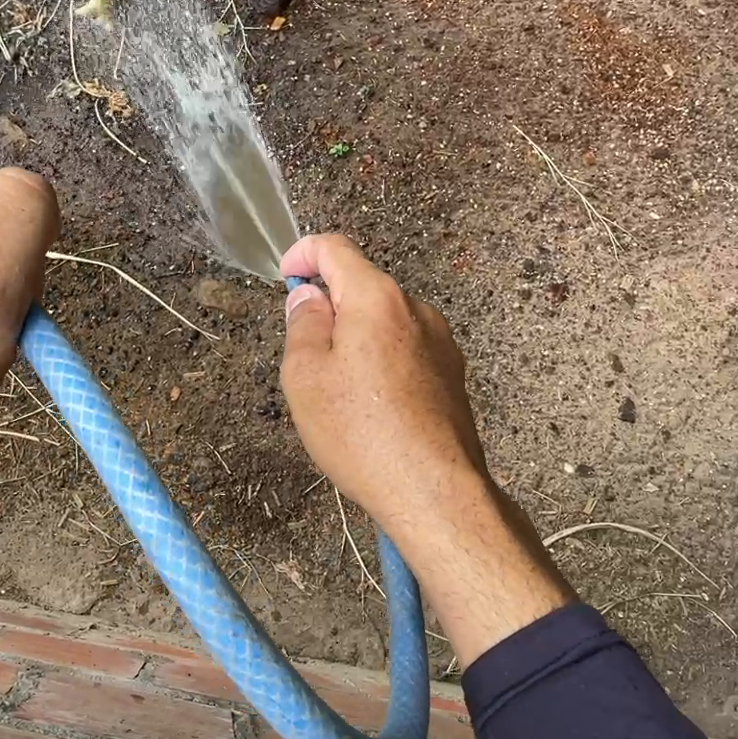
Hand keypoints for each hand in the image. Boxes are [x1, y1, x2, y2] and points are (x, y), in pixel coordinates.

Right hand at [280, 235, 573, 662]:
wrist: (434, 491)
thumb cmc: (359, 431)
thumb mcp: (306, 376)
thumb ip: (303, 323)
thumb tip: (309, 296)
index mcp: (376, 298)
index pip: (335, 247)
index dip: (302, 253)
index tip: (285, 277)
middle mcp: (415, 308)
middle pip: (362, 286)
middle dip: (329, 305)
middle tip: (304, 353)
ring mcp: (440, 341)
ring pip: (384, 321)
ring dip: (356, 336)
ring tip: (340, 392)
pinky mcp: (452, 374)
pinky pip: (405, 349)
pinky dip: (381, 359)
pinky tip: (373, 407)